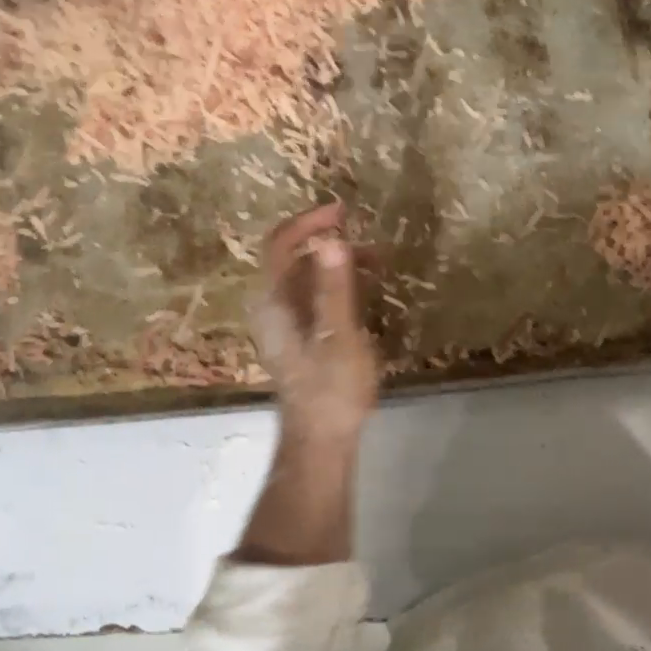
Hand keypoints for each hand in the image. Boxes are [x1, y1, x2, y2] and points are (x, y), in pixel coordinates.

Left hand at [250, 202, 378, 449]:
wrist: (321, 438)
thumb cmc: (330, 387)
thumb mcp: (338, 334)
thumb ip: (335, 287)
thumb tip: (333, 241)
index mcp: (274, 303)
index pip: (281, 245)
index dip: (308, 223)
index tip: (343, 212)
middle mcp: (273, 309)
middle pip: (293, 259)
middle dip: (329, 243)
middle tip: (370, 242)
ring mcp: (285, 325)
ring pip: (306, 279)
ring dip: (337, 264)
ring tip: (377, 264)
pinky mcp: (300, 339)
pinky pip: (315, 297)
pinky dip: (338, 284)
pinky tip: (364, 293)